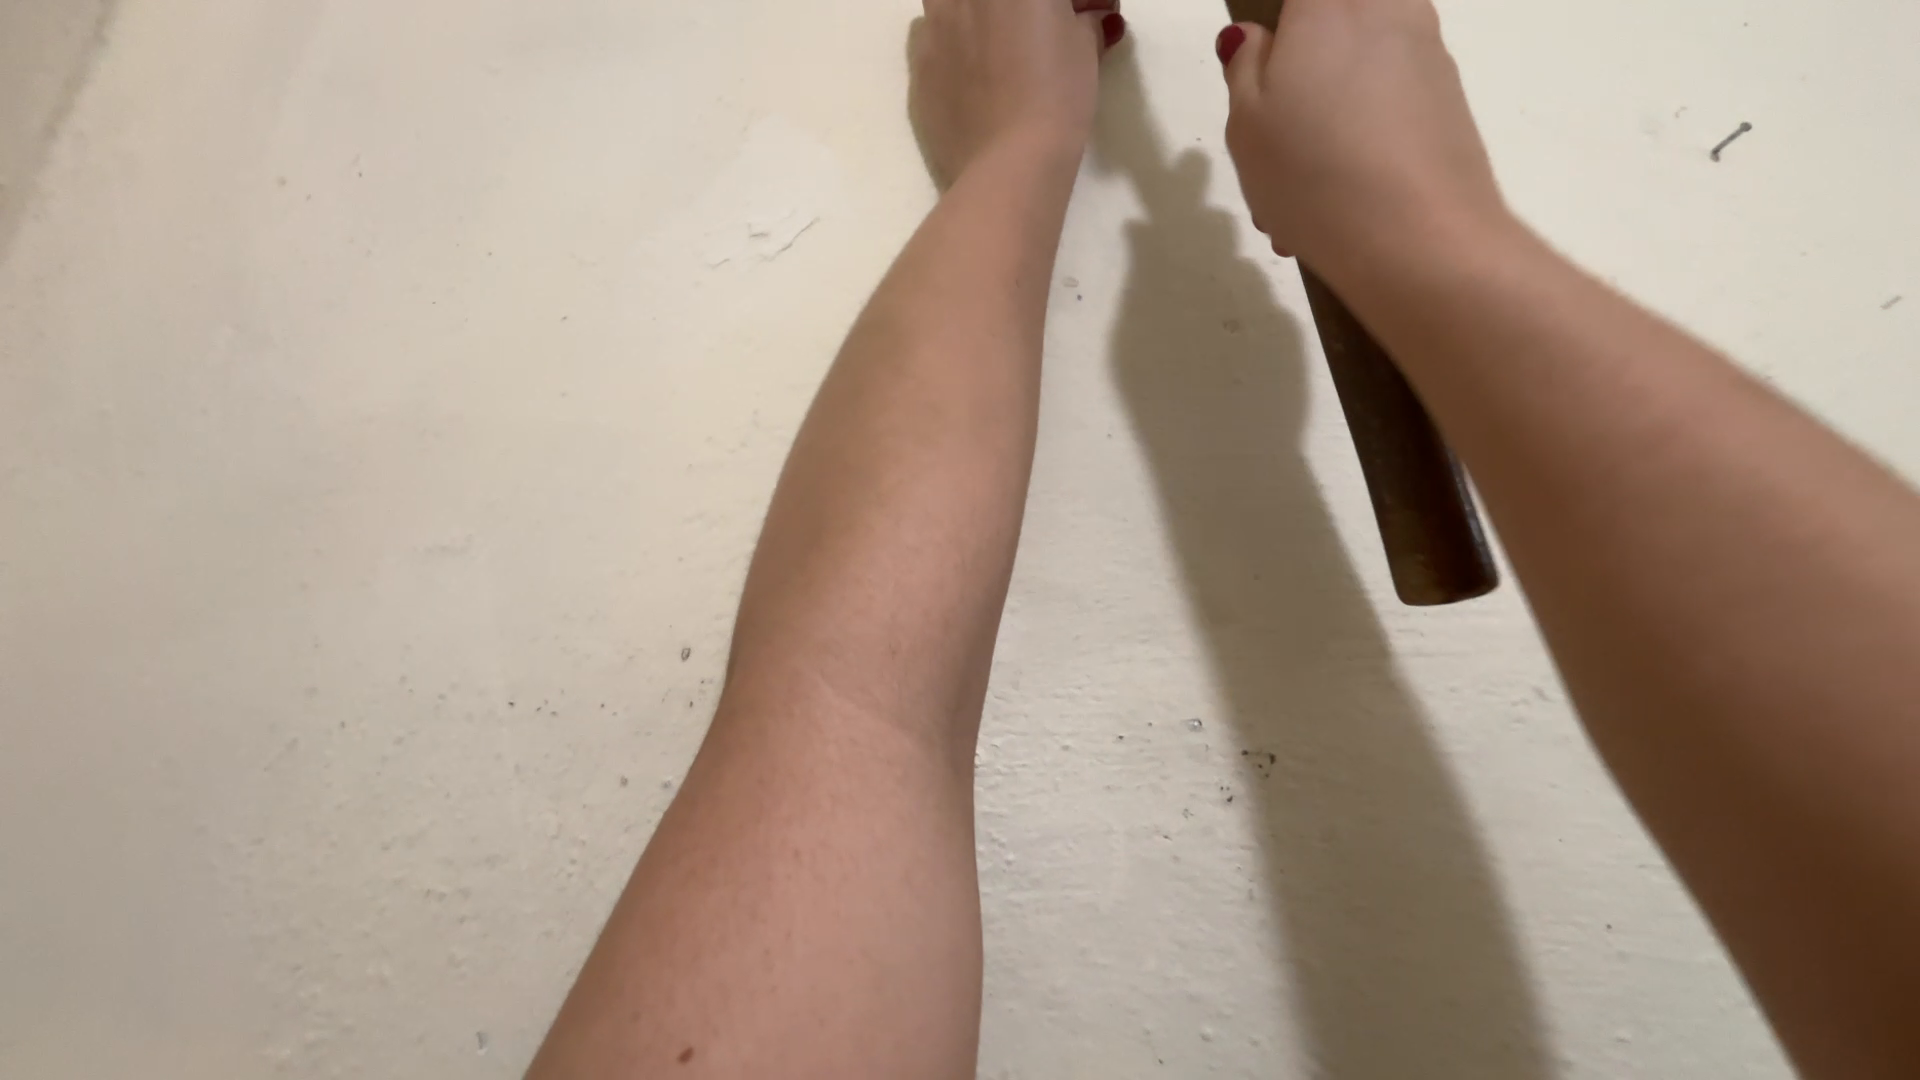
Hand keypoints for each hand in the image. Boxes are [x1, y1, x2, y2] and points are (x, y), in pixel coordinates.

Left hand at [910, 0, 1126, 186]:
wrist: (1008, 167)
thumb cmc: (1057, 101)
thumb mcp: (1085, 53)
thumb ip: (1083, 24)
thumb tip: (1088, 19)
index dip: (1065, 7)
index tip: (1078, 19)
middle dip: (1014, 10)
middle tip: (1034, 33)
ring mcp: (936, 25)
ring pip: (947, 1)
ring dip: (968, 12)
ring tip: (990, 46)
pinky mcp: (918, 67)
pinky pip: (927, 38)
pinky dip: (946, 46)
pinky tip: (964, 76)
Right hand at [1217, 0, 1509, 268]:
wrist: (1413, 233)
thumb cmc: (1310, 173)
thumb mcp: (1246, 126)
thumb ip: (1244, 68)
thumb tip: (1252, 36)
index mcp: (1326, 6)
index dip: (1279, 28)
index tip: (1264, 68)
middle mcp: (1385, 9)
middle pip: (1335, 20)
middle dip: (1302, 68)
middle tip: (1277, 134)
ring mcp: (1425, 51)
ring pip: (1361, 66)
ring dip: (1326, 114)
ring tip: (1299, 185)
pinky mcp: (1446, 98)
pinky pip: (1387, 102)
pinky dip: (1358, 138)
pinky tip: (1333, 199)